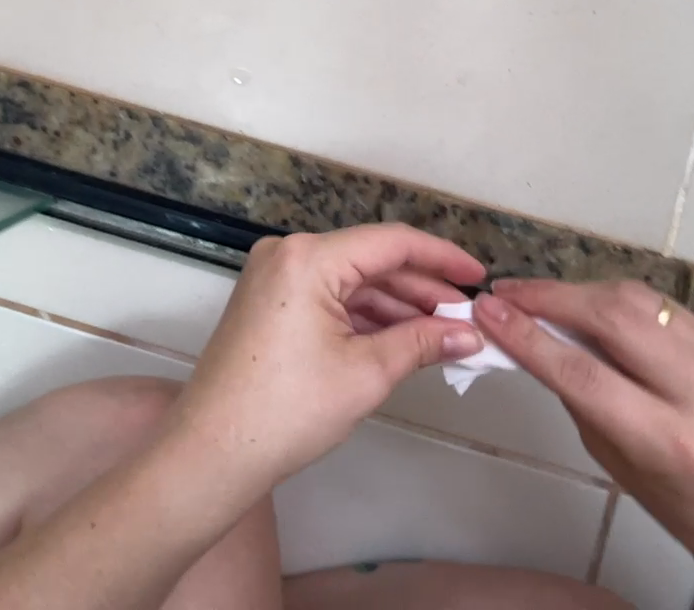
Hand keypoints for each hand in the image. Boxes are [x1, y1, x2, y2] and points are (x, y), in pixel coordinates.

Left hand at [170, 224, 486, 493]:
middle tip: (469, 316)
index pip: (390, 242)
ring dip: (396, 305)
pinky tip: (403, 336)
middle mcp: (288, 252)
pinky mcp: (270, 300)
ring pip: (351, 280)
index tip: (481, 276)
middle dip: (422, 289)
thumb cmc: (289, 409)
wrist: (213, 450)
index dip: (442, 257)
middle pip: (370, 260)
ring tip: (445, 331)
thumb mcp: (366, 372)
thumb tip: (471, 336)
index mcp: (308, 257)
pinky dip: (365, 315)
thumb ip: (423, 342)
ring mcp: (275, 275)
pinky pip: (328, 296)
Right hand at [475, 279, 693, 609]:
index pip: (583, 374)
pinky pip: (656, 304)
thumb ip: (574, 390)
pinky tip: (582, 302)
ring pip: (635, 300)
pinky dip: (609, 296)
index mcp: (670, 444)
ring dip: (576, 291)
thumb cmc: (670, 498)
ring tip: (536, 294)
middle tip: (505, 292)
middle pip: (614, 320)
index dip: (527, 335)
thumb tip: (524, 332)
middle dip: (549, 297)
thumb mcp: (608, 454)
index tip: (485, 308)